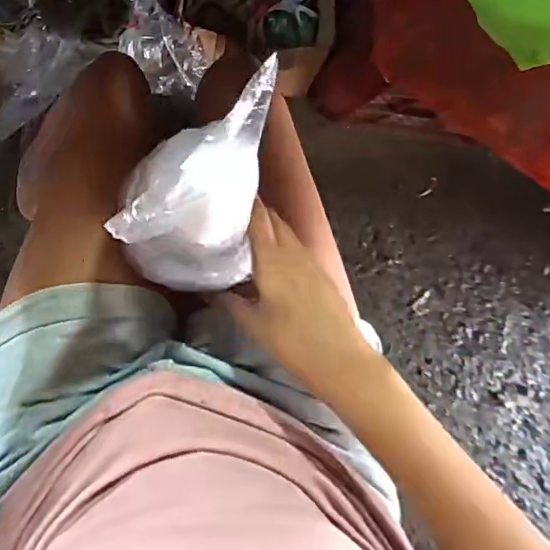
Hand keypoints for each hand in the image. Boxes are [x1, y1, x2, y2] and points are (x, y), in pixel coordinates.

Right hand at [215, 202, 381, 398]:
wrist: (340, 358)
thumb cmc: (291, 341)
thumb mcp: (253, 325)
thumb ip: (230, 303)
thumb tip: (208, 290)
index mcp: (271, 259)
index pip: (258, 220)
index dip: (248, 203)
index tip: (234, 191)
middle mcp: (291, 252)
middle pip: (275, 220)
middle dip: (259, 211)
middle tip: (239, 209)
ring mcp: (310, 260)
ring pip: (288, 232)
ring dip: (273, 225)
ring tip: (255, 228)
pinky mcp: (322, 272)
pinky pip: (299, 246)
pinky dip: (285, 241)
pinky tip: (279, 254)